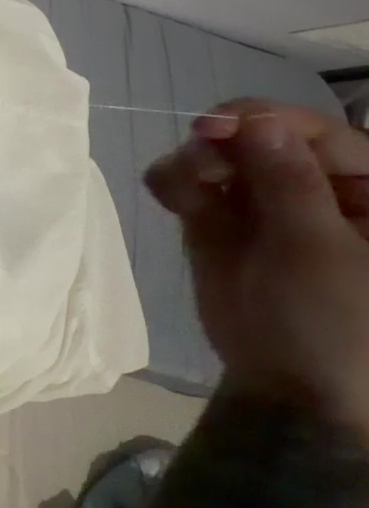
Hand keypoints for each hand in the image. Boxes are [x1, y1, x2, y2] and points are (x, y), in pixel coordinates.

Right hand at [145, 100, 368, 432]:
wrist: (290, 386)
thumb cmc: (337, 324)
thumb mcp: (318, 252)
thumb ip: (288, 184)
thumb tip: (255, 121)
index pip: (322, 134)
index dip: (269, 121)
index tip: (215, 127)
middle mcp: (322, 189)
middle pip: (263, 136)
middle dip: (222, 142)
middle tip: (200, 165)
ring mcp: (266, 203)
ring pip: (218, 154)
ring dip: (192, 162)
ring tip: (185, 192)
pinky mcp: (220, 218)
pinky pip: (188, 182)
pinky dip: (172, 182)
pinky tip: (170, 197)